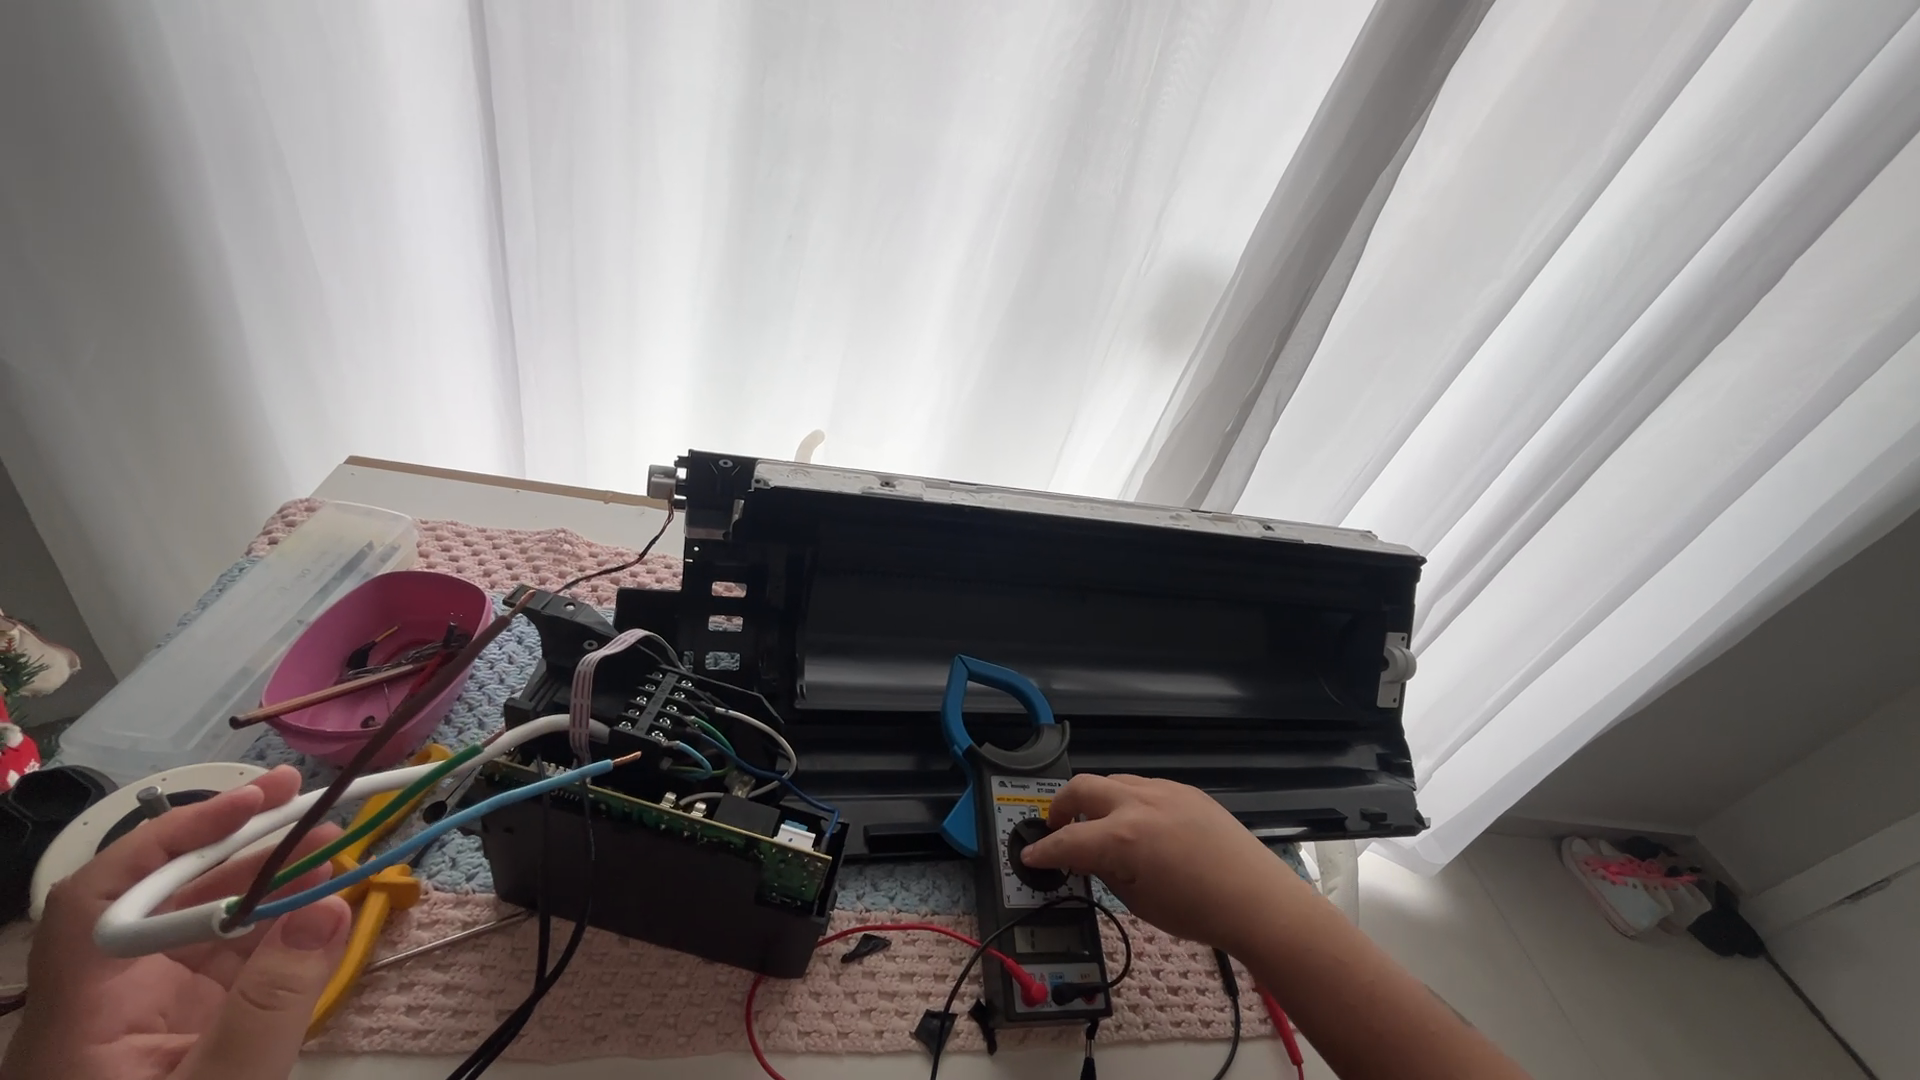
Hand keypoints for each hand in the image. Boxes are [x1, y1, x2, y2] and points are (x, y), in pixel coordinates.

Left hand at [1, 767, 351, 1079]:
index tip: (254, 803)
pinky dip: (280, 922)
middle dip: (237, 845)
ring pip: (200, 922)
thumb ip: (273, 1003)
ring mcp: (146, 1017)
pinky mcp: (185, 1028)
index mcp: (82, 1019)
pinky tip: (323, 902)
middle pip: (160, 899)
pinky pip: (230, 957)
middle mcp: (104, 1004)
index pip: (102, 900)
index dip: (173, 838)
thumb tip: (330, 900)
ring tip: (336, 842)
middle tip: (309, 800)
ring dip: (269, 877)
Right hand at [1020, 773, 1317, 950]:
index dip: (1043, 851)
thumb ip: (1106, 871)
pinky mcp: (1184, 789)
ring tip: (1096, 822)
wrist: (1257, 900)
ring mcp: (1162, 790)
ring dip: (1094, 798)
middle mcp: (1136, 804)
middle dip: (1060, 807)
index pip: (1066, 841)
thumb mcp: (1138, 900)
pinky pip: (1142, 785)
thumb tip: (1089, 857)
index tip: (1029, 856)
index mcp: (1121, 838)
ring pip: (1111, 780)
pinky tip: (1136, 821)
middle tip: (1056, 827)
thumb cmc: (1196, 912)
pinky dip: (1126, 798)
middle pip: (1080, 788)